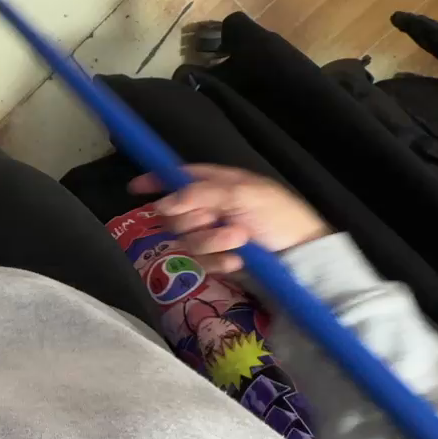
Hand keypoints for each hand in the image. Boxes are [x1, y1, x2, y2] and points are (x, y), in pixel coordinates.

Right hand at [130, 164, 331, 273]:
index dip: (156, 180)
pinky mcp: (215, 259)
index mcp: (216, 184)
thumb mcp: (244, 195)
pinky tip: (238, 261)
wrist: (302, 258)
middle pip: (174, 213)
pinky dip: (218, 261)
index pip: (178, 177)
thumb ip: (201, 195)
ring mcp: (211, 235)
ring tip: (239, 241)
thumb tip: (161, 204)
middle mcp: (209, 208)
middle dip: (193, 219)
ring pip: (185, 239)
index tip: (135, 187)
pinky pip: (199, 261)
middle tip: (215, 219)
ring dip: (211, 241)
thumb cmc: (279, 217)